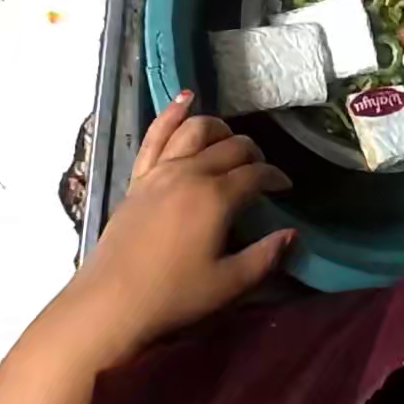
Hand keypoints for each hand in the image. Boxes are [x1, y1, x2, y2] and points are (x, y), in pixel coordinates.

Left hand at [64, 91, 294, 362]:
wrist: (109, 304)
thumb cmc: (173, 296)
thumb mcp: (229, 284)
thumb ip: (266, 256)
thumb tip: (293, 233)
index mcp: (216, 198)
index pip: (256, 174)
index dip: (275, 177)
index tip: (284, 188)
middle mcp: (191, 173)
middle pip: (231, 147)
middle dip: (254, 154)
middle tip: (261, 171)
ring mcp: (161, 171)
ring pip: (197, 130)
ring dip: (220, 129)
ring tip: (231, 139)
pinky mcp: (140, 177)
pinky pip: (156, 135)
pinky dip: (171, 113)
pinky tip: (185, 98)